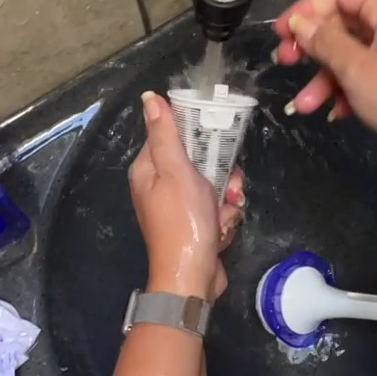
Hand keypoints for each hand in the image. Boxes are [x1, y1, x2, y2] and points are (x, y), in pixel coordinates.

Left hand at [129, 91, 245, 300]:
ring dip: (226, 199)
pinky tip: (223, 230)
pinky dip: (224, 218)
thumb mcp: (175, 169)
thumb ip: (165, 133)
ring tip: (225, 213)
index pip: (172, 135)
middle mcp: (160, 186)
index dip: (196, 136)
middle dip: (220, 174)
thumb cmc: (183, 222)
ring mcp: (179, 208)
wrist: (191, 277)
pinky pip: (217, 209)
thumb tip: (150, 98)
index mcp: (148, 169)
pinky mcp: (196, 226)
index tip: (215, 143)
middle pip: (199, 160)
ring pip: (214, 185)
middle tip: (227, 186)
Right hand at [273, 0, 376, 177]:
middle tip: (283, 62)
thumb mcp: (357, 69)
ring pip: (349, 53)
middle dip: (312, 45)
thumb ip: (325, 42)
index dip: (308, 7)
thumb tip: (298, 21)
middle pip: (342, 20)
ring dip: (323, 77)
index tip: (282, 33)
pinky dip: (344, 90)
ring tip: (304, 105)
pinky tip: (334, 113)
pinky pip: (361, 74)